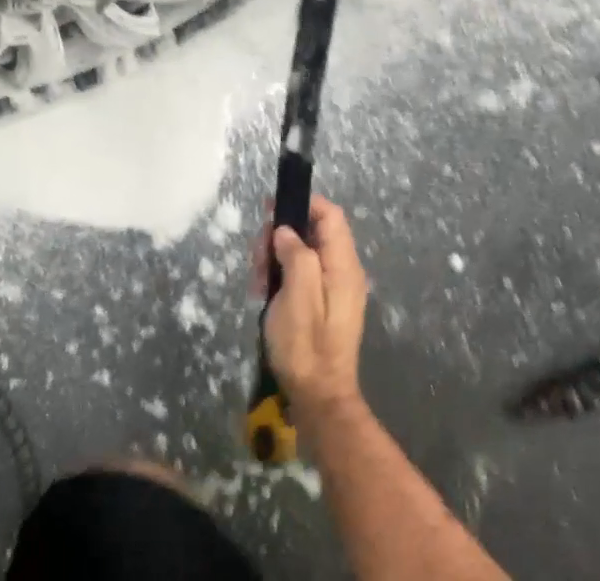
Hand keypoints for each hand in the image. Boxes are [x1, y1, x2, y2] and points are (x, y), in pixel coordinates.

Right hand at [257, 195, 369, 413]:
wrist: (318, 396)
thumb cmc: (305, 345)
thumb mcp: (297, 295)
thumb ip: (296, 255)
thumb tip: (286, 232)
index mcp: (343, 267)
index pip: (330, 216)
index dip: (302, 204)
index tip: (269, 209)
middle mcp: (343, 273)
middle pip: (312, 232)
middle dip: (279, 236)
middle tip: (256, 259)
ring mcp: (333, 289)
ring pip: (300, 252)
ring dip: (274, 258)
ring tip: (257, 282)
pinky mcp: (321, 304)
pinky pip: (299, 274)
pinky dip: (279, 276)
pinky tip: (263, 294)